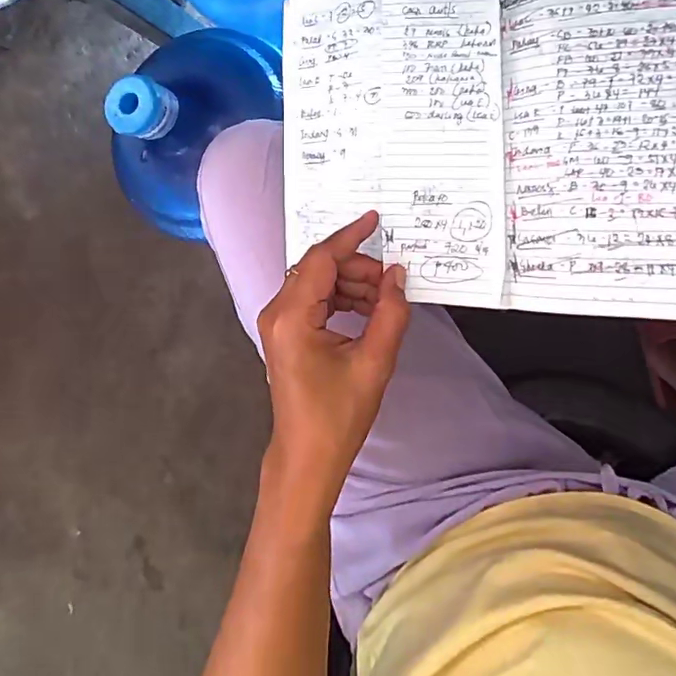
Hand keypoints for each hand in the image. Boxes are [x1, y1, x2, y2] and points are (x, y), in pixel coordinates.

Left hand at [257, 211, 411, 506]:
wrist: (307, 457)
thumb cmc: (338, 415)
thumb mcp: (374, 363)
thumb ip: (390, 314)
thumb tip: (398, 275)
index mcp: (292, 316)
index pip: (321, 259)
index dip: (350, 236)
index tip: (375, 219)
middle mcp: (277, 311)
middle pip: (319, 268)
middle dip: (358, 268)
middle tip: (392, 284)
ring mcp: (278, 321)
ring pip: (318, 282)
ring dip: (352, 284)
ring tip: (384, 303)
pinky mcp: (285, 331)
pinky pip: (315, 299)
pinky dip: (341, 298)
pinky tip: (367, 311)